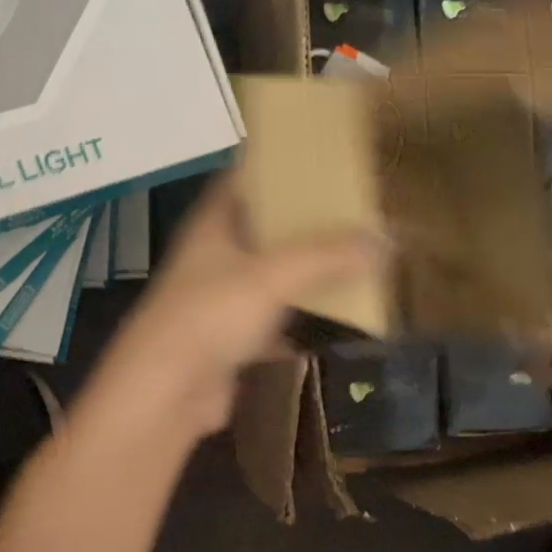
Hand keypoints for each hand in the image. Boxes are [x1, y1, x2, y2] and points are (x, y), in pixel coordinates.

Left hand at [91, 177, 382, 439]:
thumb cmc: (210, 317)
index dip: (275, 166)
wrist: (166, 393)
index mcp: (212, 227)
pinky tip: (339, 317)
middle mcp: (214, 259)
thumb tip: (385, 237)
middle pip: (263, 230)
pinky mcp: (232, 343)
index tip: (317, 158)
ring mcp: (221, 302)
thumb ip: (328, 256)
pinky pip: (277, 323)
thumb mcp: (273, 276)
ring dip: (307, 273)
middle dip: (303, 222)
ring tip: (355, 257)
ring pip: (272, 278)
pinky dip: (304, 321)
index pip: (242, 180)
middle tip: (351, 210)